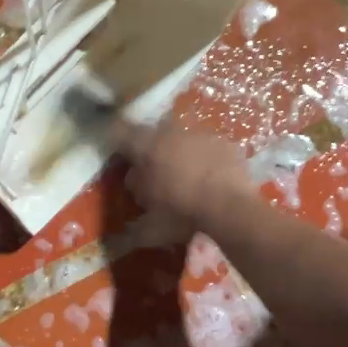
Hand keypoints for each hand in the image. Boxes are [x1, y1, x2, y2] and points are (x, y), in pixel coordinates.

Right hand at [111, 121, 252, 222]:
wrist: (231, 209)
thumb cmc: (182, 211)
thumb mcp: (149, 215)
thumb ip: (135, 195)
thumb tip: (133, 180)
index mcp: (146, 145)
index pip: (120, 131)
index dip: (115, 138)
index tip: (117, 151)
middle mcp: (169, 132)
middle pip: (152, 133)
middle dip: (150, 147)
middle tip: (153, 168)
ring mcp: (198, 134)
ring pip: (180, 138)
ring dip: (178, 151)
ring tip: (185, 174)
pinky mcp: (223, 142)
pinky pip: (206, 146)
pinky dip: (203, 157)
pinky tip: (210, 176)